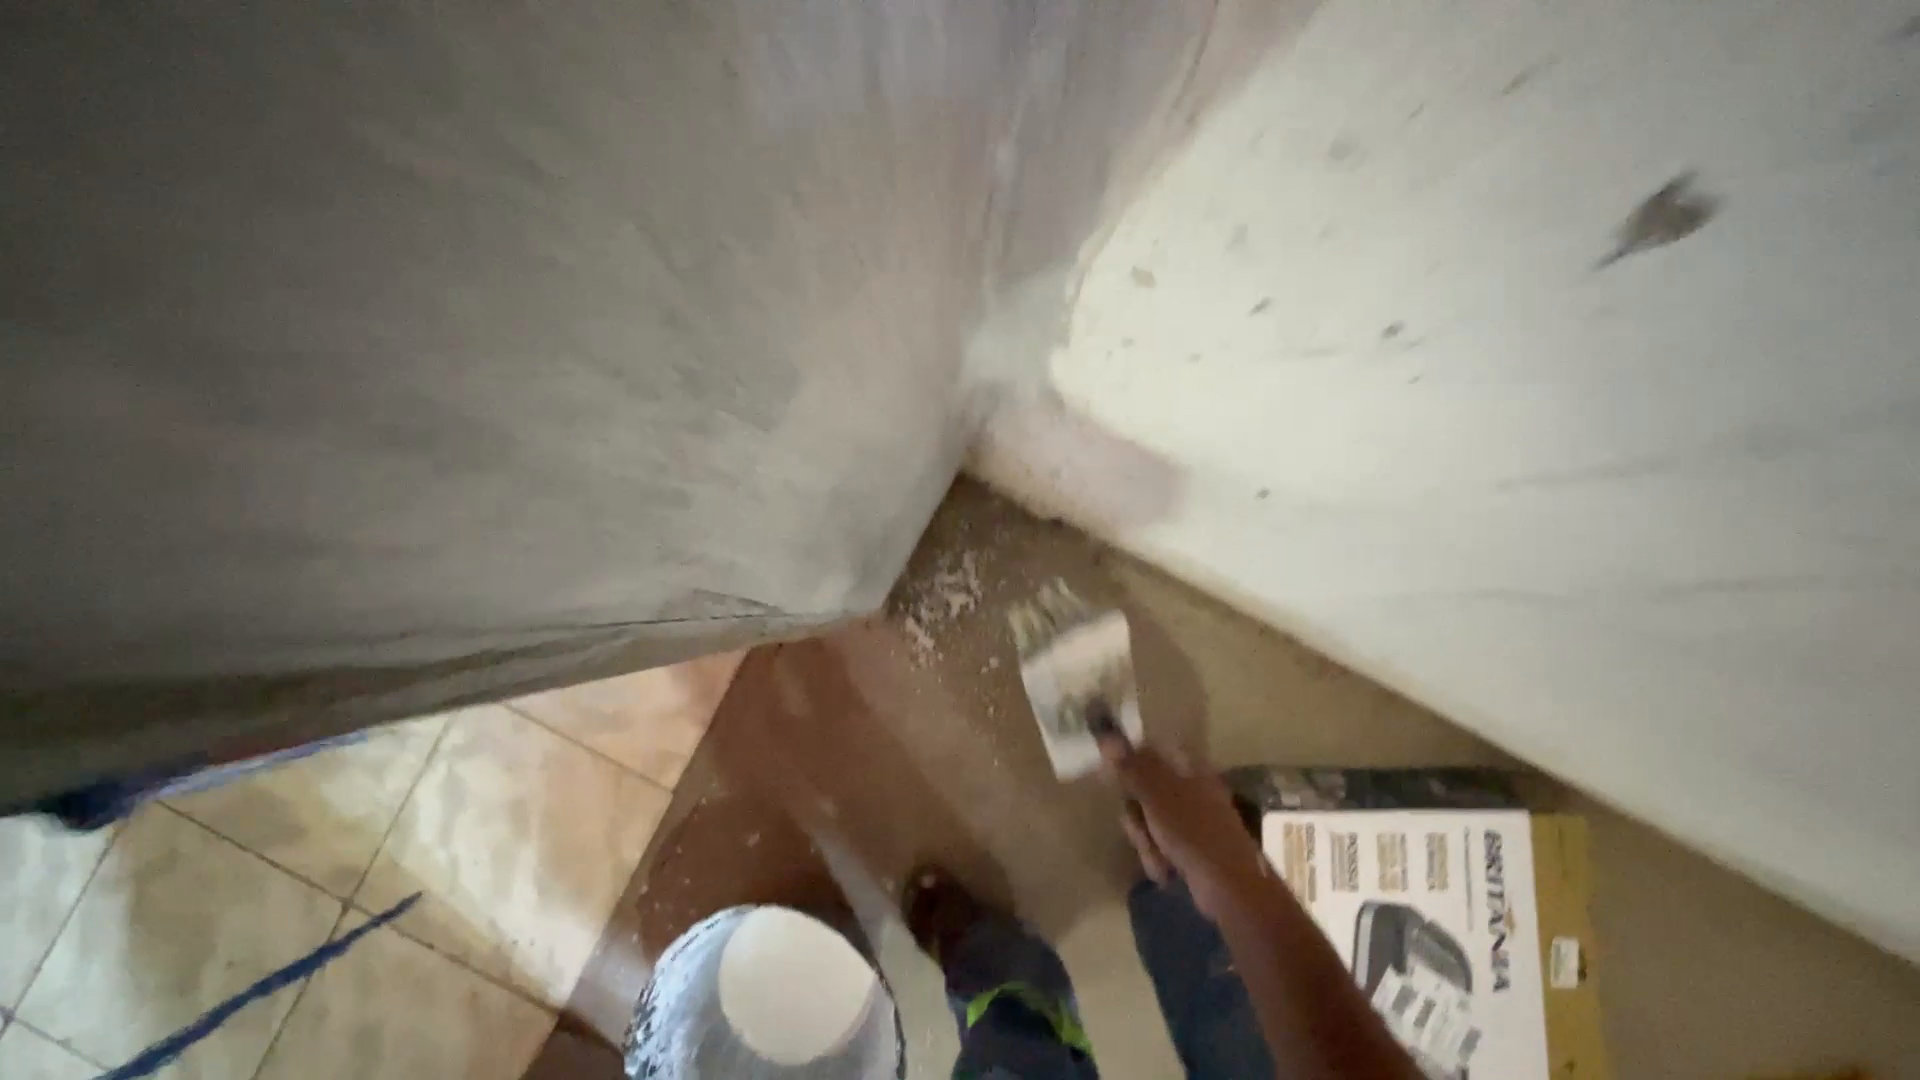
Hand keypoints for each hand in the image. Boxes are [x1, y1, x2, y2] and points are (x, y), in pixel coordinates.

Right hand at [1097, 735, 1270, 917]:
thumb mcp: (1157, 796)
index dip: (1129, 766)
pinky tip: (1166, 870)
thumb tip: (1107, 734)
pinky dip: (1158, 858)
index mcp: (1190, 769)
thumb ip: (1132, 767)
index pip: (1150, 754)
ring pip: (1148, 822)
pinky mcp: (1191, 849)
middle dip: (1137, 817)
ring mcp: (1192, 821)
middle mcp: (1192, 791)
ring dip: (1146, 842)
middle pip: (1144, 792)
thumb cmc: (1194, 833)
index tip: (1115, 780)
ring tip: (1159, 857)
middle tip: (1143, 829)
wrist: (1230, 888)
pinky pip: (1159, 845)